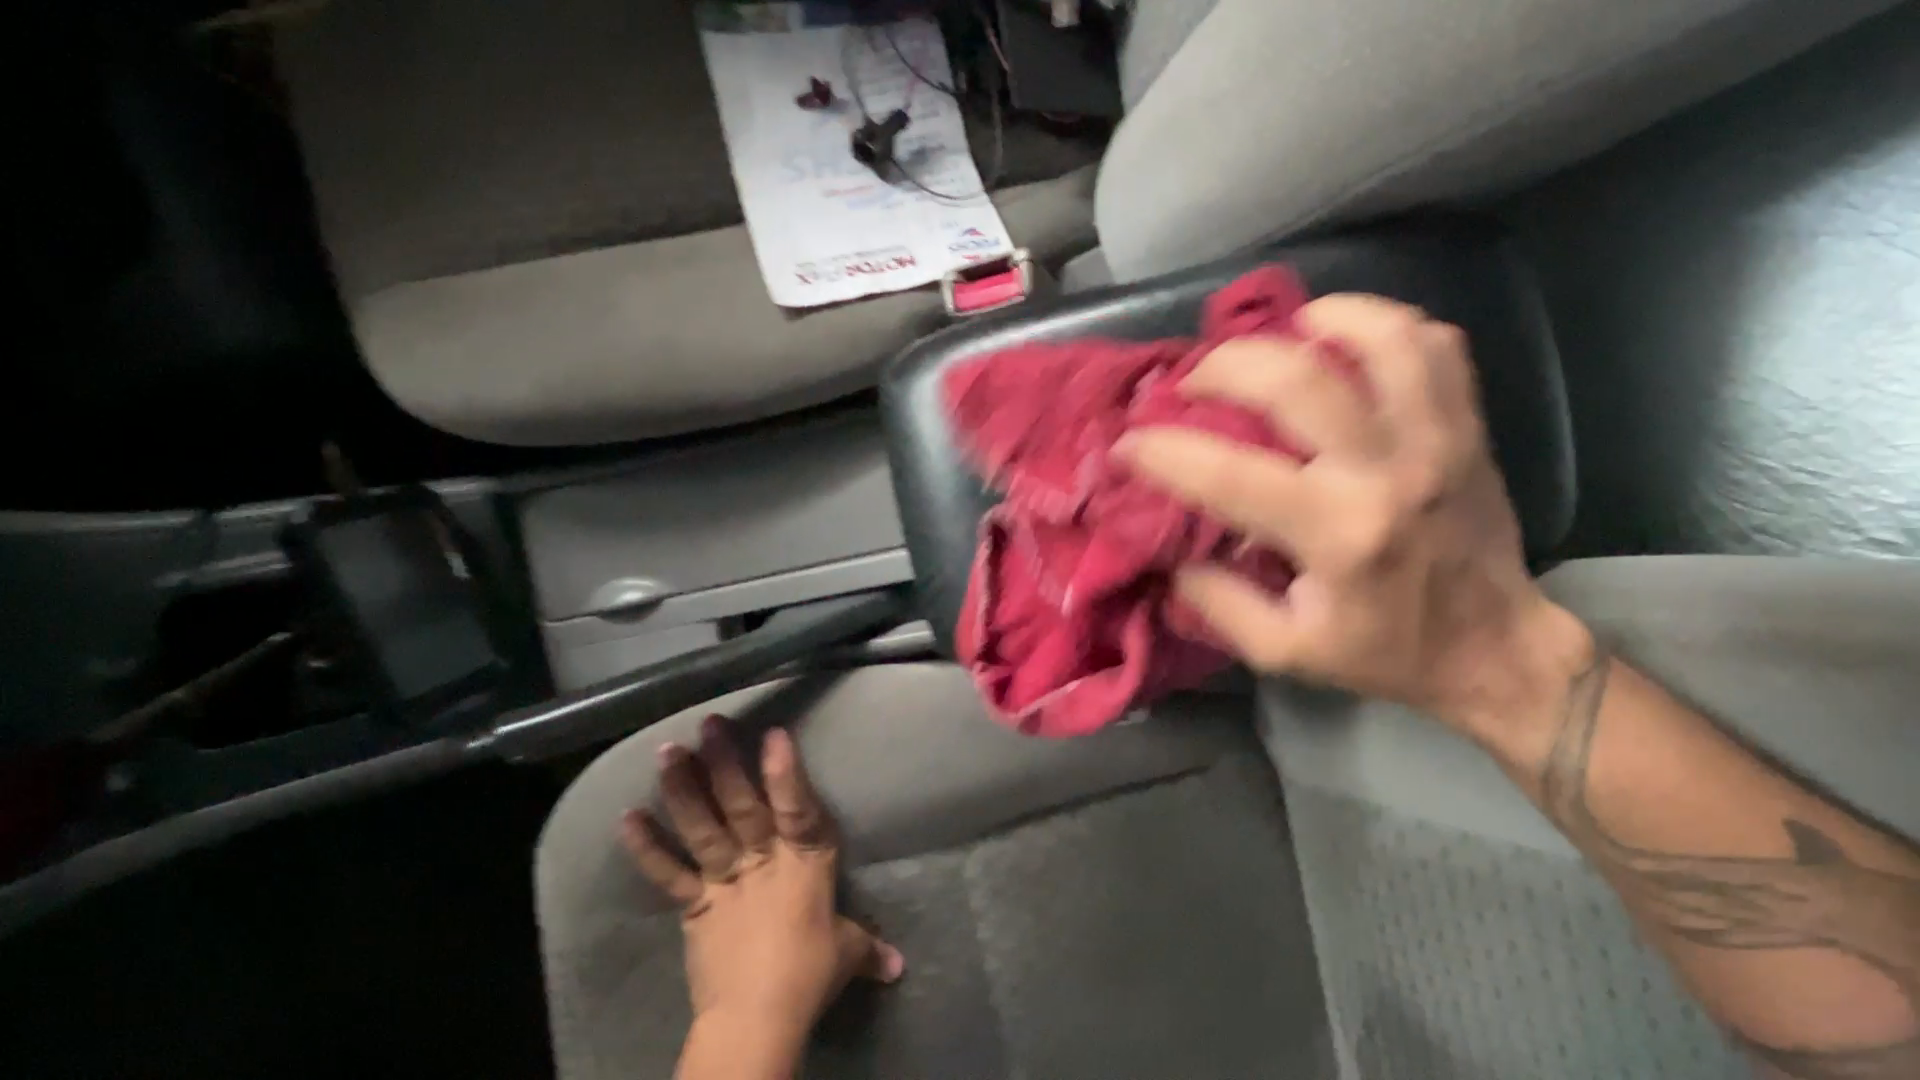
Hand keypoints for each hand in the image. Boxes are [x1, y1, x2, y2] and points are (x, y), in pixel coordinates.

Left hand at [621, 716, 903, 1044]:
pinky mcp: (694, 905)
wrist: (758, 1017)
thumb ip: (869, 949)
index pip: (798, 807)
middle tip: (708, 725)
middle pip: (742, 805)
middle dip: (725, 762)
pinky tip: (626, 816)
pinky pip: (668, 873)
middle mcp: (763, 860)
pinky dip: (646, 846)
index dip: (785, 771)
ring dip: (683, 789)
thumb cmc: (809, 974)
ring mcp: (724, 880)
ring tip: (666, 751)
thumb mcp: (846, 954)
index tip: (773, 733)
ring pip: (703, 827)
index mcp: (805, 863)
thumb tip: (900, 964)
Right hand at [1115, 295, 1591, 752]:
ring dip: (1312, 323)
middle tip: (1193, 382)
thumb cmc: (1383, 653)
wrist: (1495, 648)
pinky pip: (1432, 344)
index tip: (1127, 444)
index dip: (1161, 451)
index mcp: (1335, 536)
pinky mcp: (1467, 426)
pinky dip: (1381, 327)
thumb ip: (1216, 602)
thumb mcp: (1283, 652)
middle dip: (1223, 366)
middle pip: (1297, 377)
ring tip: (1275, 340)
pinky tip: (1343, 343)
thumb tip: (1167, 552)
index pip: (1226, 474)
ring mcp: (1436, 438)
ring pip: (1378, 337)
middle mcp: (1385, 472)